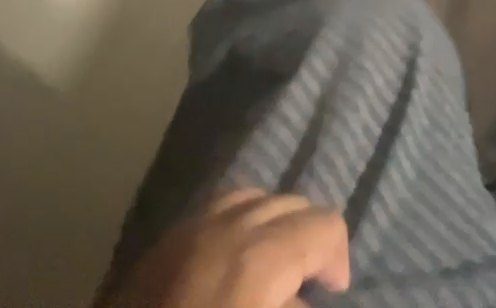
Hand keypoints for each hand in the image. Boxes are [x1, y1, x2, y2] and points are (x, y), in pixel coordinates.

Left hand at [114, 188, 351, 307]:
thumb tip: (298, 298)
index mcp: (260, 259)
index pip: (325, 224)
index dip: (337, 257)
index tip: (329, 293)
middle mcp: (229, 227)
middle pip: (293, 203)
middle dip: (308, 239)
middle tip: (303, 287)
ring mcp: (189, 230)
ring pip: (253, 197)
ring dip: (272, 225)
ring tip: (268, 269)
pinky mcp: (158, 245)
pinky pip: (214, 210)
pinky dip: (236, 225)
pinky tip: (228, 263)